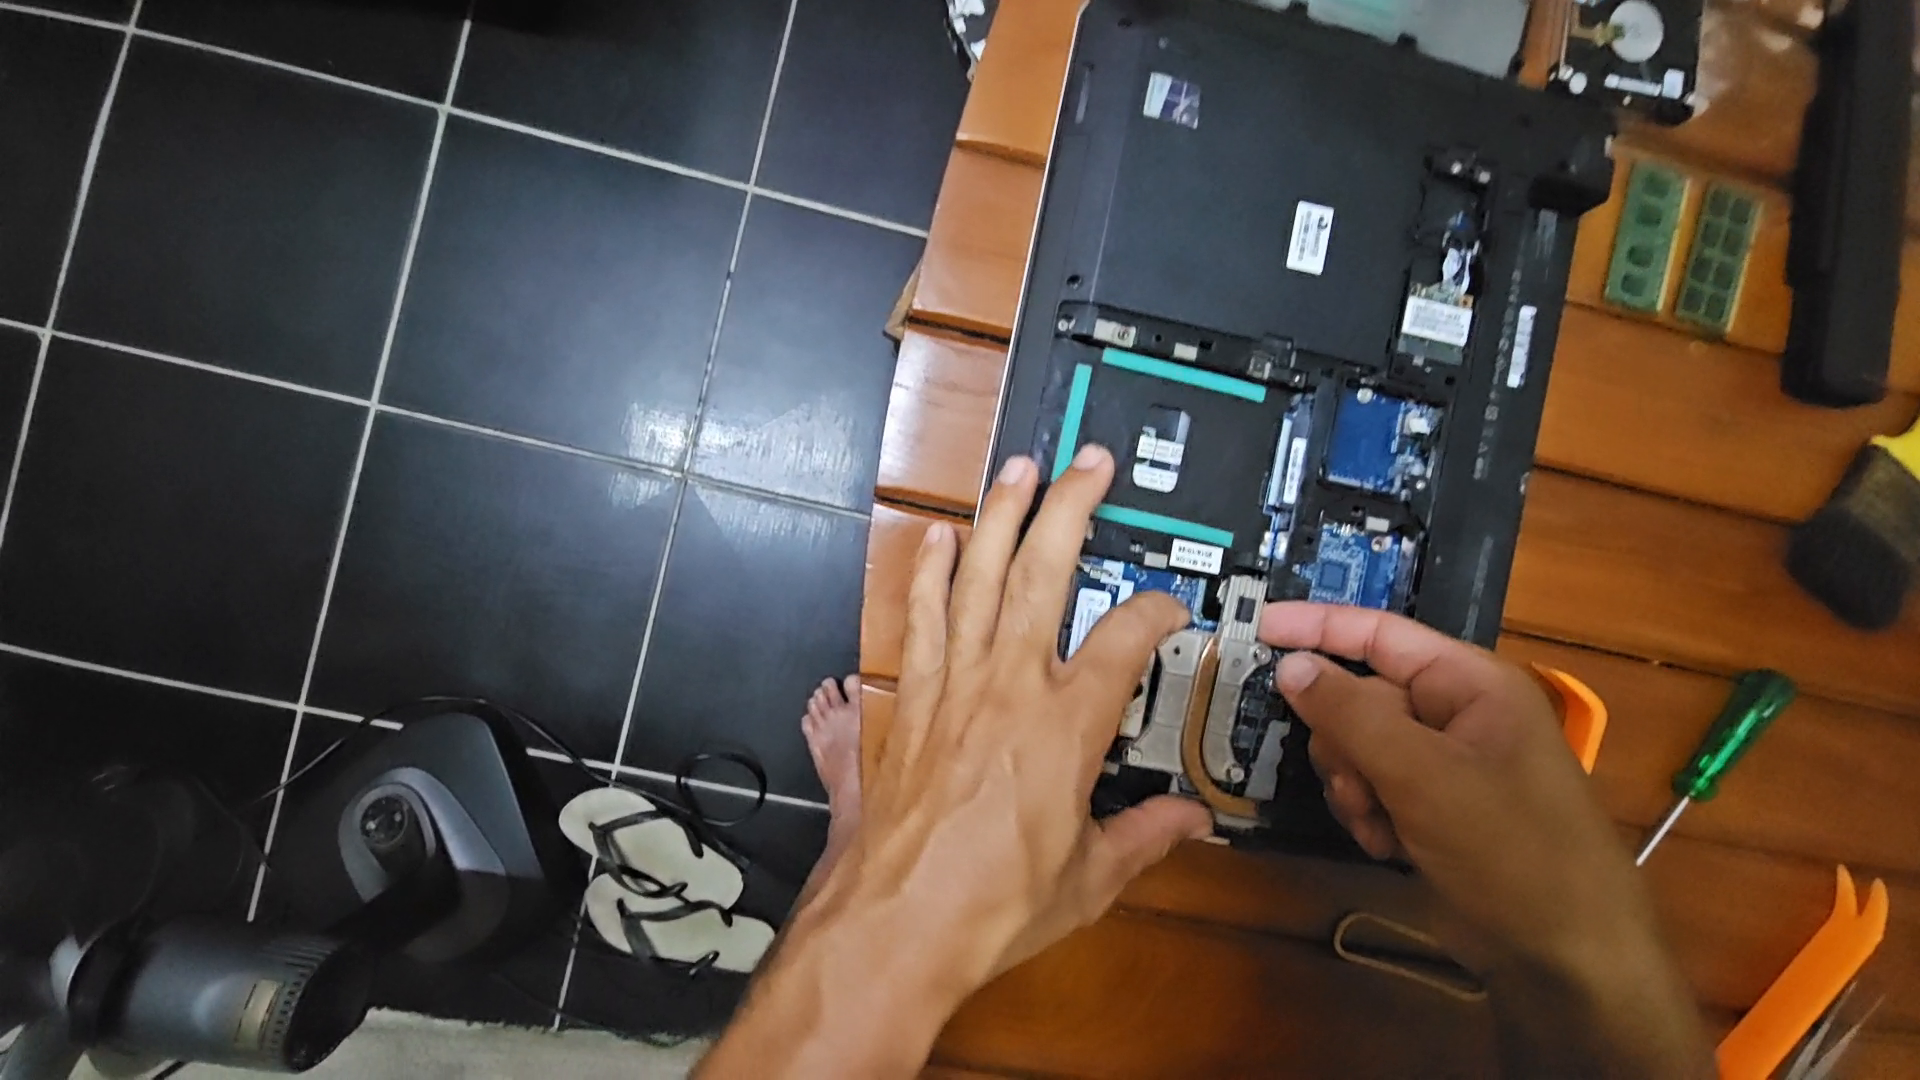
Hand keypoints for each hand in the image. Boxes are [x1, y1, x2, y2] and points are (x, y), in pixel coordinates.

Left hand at [700, 446, 1210, 1078]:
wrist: (900, 922)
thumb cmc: (991, 903)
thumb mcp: (1090, 878)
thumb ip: (1146, 839)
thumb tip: (1187, 825)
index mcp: (1068, 726)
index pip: (1128, 638)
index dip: (1157, 609)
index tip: (1167, 607)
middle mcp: (1011, 686)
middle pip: (1047, 571)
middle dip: (1070, 506)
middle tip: (1087, 464)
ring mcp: (957, 682)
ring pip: (980, 576)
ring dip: (1000, 517)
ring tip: (1016, 471)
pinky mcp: (915, 696)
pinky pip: (923, 616)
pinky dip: (928, 571)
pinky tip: (936, 536)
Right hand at [1262, 603, 1711, 1077]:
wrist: (1565, 963)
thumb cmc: (1510, 849)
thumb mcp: (1421, 774)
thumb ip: (1348, 713)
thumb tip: (1289, 665)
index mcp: (1467, 683)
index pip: (1378, 634)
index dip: (1315, 625)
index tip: (1258, 627)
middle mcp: (1451, 713)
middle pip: (1356, 695)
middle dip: (1342, 740)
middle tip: (1354, 778)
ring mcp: (1438, 761)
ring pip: (1352, 743)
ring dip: (1351, 783)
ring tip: (1378, 820)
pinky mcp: (1426, 803)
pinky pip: (1364, 784)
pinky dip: (1364, 812)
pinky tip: (1388, 843)